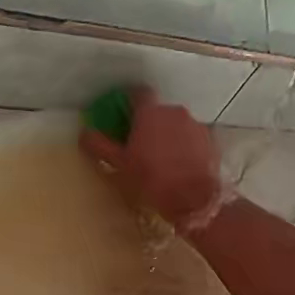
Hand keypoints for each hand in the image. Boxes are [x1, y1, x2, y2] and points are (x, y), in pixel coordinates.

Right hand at [79, 86, 231, 233]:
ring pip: (177, 124)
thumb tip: (83, 133)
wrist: (195, 200)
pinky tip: (181, 166)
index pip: (138, 93)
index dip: (129, 102)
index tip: (123, 117)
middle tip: (141, 145)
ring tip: (163, 160)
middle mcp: (175, 111)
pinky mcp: (211, 141)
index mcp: (150, 112)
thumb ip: (100, 146)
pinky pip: (193, 138)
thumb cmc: (153, 181)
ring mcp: (196, 125)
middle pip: (158, 111)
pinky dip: (186, 146)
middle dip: (150, 123)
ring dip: (169, 135)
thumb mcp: (121, 165)